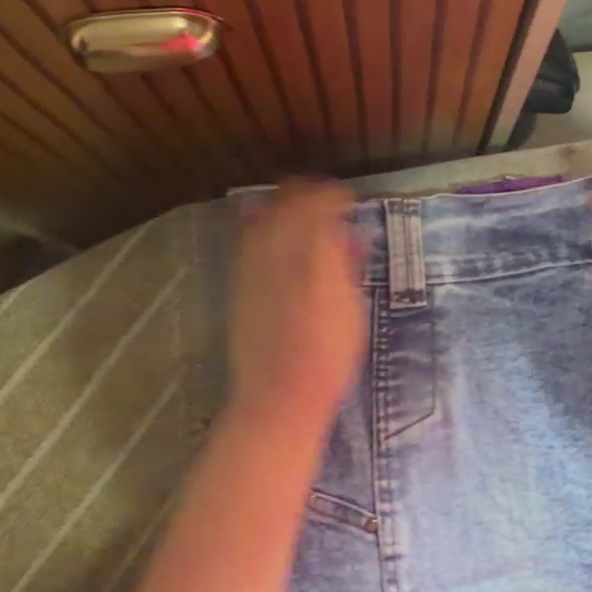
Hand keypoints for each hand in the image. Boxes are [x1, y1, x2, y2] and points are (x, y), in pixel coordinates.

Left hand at [228, 181, 366, 426]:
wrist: (278, 396)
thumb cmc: (328, 357)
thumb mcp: (353, 310)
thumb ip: (347, 266)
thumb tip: (348, 236)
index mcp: (315, 254)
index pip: (322, 203)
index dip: (336, 195)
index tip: (348, 200)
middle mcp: (280, 250)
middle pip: (290, 201)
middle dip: (309, 195)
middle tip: (326, 203)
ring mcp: (253, 264)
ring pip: (265, 214)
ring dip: (284, 206)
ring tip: (301, 215)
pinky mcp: (238, 280)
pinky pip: (249, 237)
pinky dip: (264, 227)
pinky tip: (275, 238)